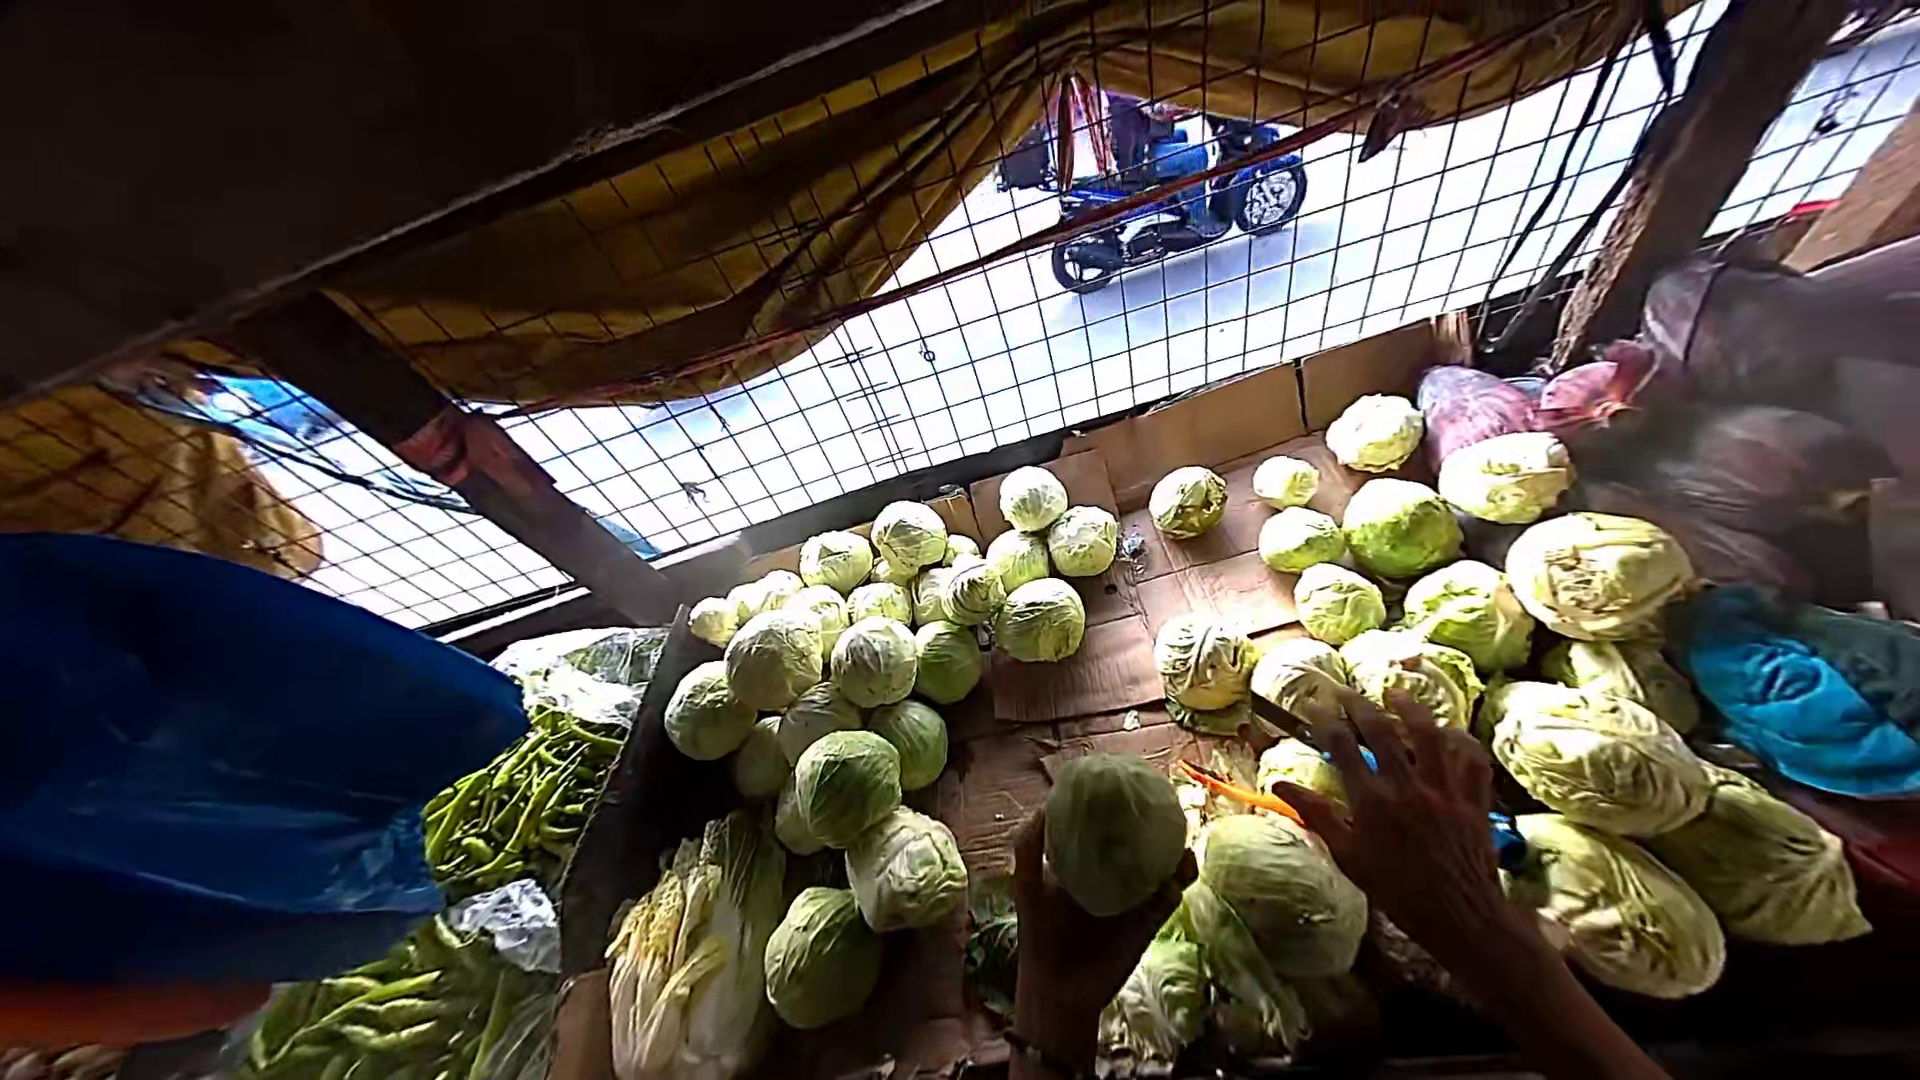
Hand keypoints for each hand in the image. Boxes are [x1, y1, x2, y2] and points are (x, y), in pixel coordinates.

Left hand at [1010, 807, 1196, 1071]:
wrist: (1056, 989)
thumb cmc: (1037, 929)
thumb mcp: (1026, 880)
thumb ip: (1029, 843)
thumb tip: (1045, 802)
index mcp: (1086, 860)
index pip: (1106, 826)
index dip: (1118, 805)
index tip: (1127, 781)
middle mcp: (1113, 874)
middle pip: (1140, 842)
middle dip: (1155, 824)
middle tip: (1165, 805)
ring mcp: (1133, 898)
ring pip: (1162, 868)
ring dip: (1176, 855)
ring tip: (1180, 844)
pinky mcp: (1147, 923)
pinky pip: (1167, 901)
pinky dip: (1176, 887)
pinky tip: (1174, 878)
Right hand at [1272, 689, 1535, 985]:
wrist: (1464, 920)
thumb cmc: (1398, 890)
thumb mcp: (1347, 856)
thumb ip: (1316, 814)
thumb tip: (1277, 785)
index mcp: (1372, 800)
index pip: (1342, 746)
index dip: (1326, 721)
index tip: (1314, 706)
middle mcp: (1407, 788)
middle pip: (1382, 731)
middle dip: (1360, 705)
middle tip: (1346, 692)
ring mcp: (1444, 792)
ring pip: (1429, 736)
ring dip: (1411, 709)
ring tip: (1397, 692)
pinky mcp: (1474, 801)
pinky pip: (1472, 761)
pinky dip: (1461, 740)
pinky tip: (1449, 731)